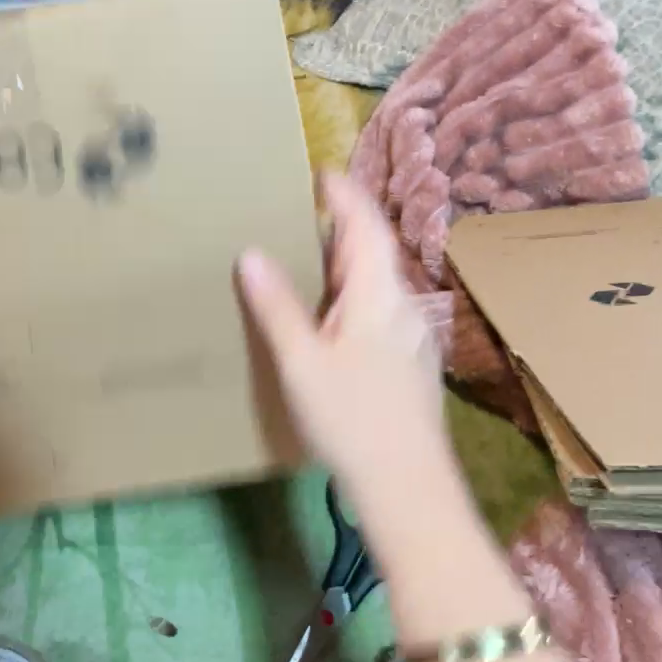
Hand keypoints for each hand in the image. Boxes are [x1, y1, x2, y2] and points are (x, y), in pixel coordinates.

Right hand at [239, 177, 558, 661]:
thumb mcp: (302, 361)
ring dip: (344, 260)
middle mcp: (402, 305)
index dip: (343, 194)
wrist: (409, 490)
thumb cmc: (352, 419)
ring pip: (376, 281)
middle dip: (339, 225)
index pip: (364, 224)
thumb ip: (277, 304)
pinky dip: (350, 291)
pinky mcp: (408, 362)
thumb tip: (251, 253)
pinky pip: (377, 307)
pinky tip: (329, 313)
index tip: (319, 171)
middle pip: (373, 250)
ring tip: (305, 255)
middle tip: (297, 210)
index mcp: (379, 293)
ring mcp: (410, 335)